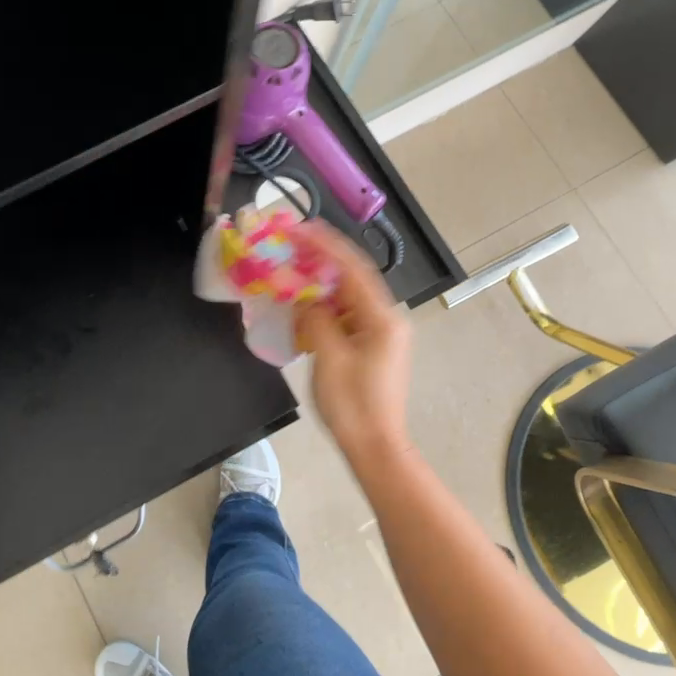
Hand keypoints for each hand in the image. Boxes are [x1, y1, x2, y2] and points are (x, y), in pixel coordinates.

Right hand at [294, 222, 413, 463]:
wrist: (375, 447)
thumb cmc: (354, 406)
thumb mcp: (329, 358)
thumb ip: (315, 320)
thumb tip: (305, 302)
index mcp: (382, 318)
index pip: (351, 268)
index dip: (324, 245)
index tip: (300, 228)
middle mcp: (385, 320)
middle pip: (350, 279)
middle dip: (319, 260)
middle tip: (289, 245)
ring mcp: (379, 334)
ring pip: (345, 298)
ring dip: (318, 285)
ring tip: (289, 272)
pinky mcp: (369, 348)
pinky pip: (343, 317)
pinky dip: (321, 309)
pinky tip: (299, 309)